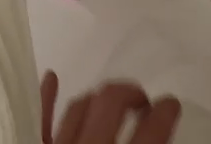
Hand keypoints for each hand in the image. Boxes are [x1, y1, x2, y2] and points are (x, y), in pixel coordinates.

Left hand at [41, 72, 181, 143]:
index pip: (153, 130)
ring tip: (107, 102)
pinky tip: (52, 77)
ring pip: (78, 106)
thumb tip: (163, 132)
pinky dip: (46, 98)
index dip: (167, 111)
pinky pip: (39, 121)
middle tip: (140, 100)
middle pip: (111, 102)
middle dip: (130, 93)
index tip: (171, 102)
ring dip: (96, 99)